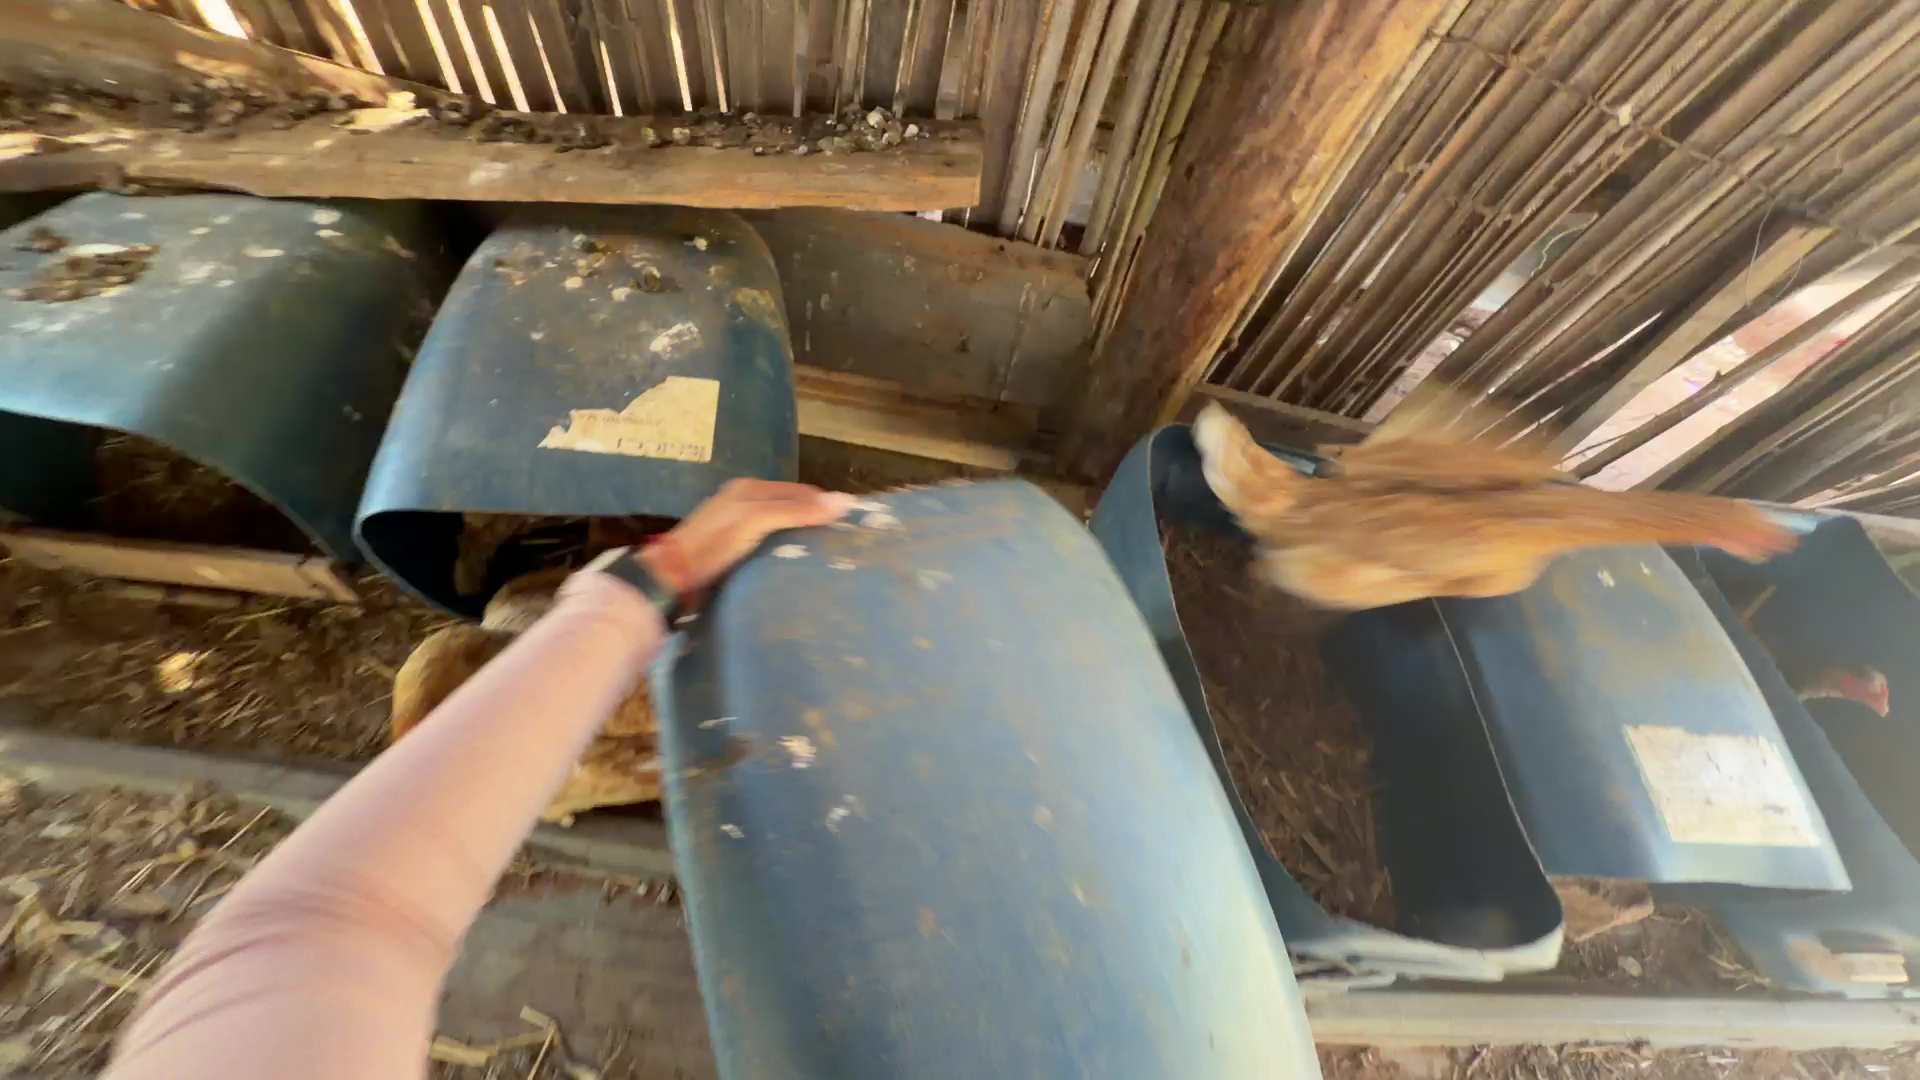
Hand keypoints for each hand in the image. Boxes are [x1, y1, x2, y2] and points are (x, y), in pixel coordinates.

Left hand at [640, 479, 853, 594]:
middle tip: (840, 541)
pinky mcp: (731, 546)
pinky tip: (795, 561)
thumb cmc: (714, 545)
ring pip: (780, 523)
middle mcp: (743, 500)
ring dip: (801, 534)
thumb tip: (845, 502)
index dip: (824, 504)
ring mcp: (736, 523)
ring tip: (824, 553)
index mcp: (749, 488)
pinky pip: (768, 539)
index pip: (801, 491)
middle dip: (814, 518)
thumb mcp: (757, 521)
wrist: (670, 577)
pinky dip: (785, 546)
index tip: (849, 524)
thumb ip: (797, 511)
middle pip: (791, 504)